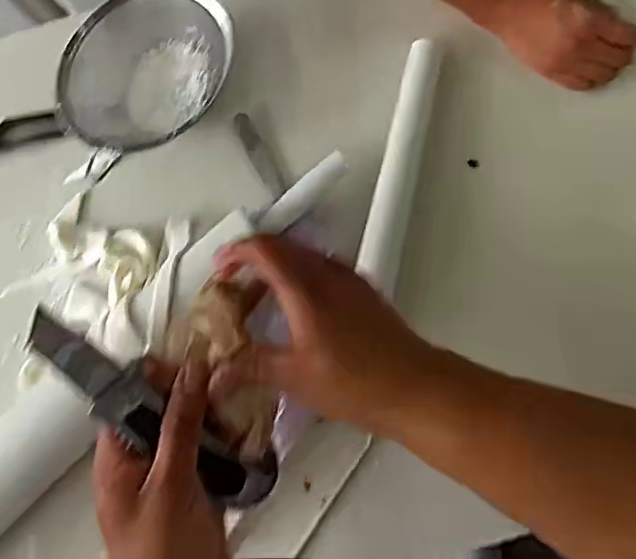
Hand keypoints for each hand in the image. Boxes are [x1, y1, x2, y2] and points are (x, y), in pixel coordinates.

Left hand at [93, 358, 229, 558]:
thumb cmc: (163, 556)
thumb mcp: (171, 483)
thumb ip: (179, 424)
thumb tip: (189, 370)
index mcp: (115, 457)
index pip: (128, 396)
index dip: (153, 374)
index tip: (184, 359)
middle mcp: (137, 462)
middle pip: (158, 411)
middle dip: (188, 393)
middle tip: (217, 377)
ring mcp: (165, 478)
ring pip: (184, 430)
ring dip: (208, 415)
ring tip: (232, 400)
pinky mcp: (191, 494)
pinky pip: (204, 455)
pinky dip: (221, 442)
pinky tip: (241, 432)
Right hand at [210, 236, 443, 438]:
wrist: (419, 389)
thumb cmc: (357, 382)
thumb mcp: (296, 378)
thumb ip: (252, 368)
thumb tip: (215, 375)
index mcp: (304, 287)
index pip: (262, 249)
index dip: (235, 253)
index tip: (220, 269)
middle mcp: (325, 271)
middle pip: (279, 245)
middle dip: (251, 257)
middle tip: (234, 280)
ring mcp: (347, 277)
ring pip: (301, 253)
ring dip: (276, 264)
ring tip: (263, 293)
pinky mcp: (362, 288)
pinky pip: (321, 265)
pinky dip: (299, 272)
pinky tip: (300, 304)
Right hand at [481, 0, 635, 89]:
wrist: (504, 12)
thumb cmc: (540, 1)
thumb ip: (601, 14)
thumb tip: (621, 31)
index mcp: (588, 22)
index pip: (628, 37)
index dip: (631, 35)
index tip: (627, 34)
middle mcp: (580, 45)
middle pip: (620, 59)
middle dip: (623, 52)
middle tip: (614, 46)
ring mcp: (565, 62)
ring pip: (605, 75)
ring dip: (608, 67)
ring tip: (599, 59)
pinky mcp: (551, 73)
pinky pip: (581, 85)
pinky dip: (590, 79)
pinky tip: (585, 69)